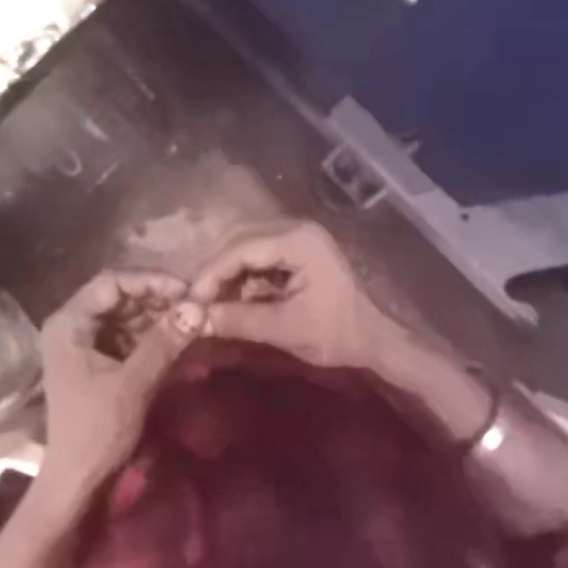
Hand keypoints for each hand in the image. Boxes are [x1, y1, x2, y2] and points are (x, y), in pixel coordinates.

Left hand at [39, 270, 193, 503]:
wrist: (77, 478)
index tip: (187, 290)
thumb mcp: (133, 384)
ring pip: (126, 315)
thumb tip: (198, 307)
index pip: (111, 283)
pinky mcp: (98, 359)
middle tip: (195, 306)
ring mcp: (84, 343)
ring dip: (158, 316)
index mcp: (68, 324)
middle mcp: (72, 325)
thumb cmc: (96, 430)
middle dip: (158, 298)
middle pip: (119, 296)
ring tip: (191, 320)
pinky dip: (152, 334)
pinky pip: (128, 335)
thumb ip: (164, 342)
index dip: (151, 281)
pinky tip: (177, 337)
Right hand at [191, 221, 401, 372]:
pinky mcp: (297, 250)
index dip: (211, 274)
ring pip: (246, 245)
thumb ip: (238, 320)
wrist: (375, 338)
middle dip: (216, 270)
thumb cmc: (336, 333)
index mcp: (299, 241)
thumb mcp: (284, 329)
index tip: (192, 301)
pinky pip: (259, 255)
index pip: (240, 248)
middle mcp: (296, 228)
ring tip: (213, 302)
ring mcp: (298, 237)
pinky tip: (235, 298)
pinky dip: (242, 276)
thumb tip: (195, 319)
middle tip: (198, 301)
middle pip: (239, 239)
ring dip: (227, 273)